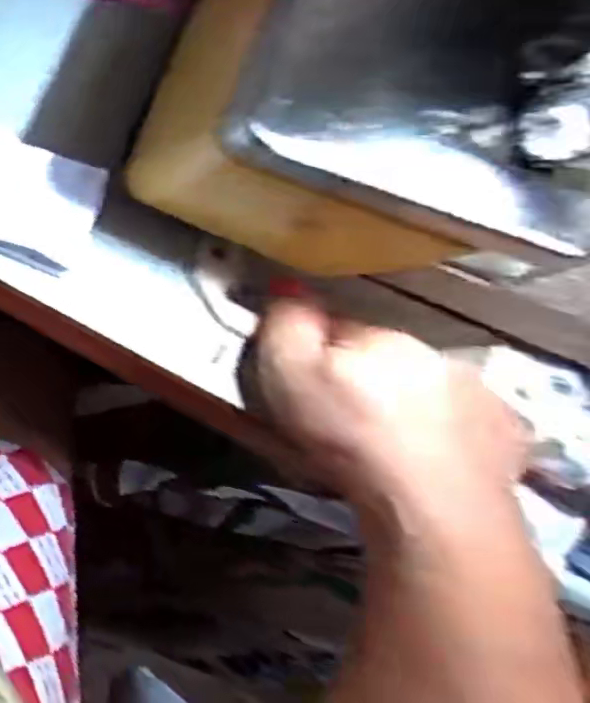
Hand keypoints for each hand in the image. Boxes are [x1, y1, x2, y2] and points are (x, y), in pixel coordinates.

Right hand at [250, 299, 527, 515]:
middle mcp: (438, 355)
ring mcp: (482, 396)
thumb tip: (288, 283)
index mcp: (383, 336)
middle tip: (328, 407)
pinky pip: (456, 418)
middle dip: (356, 372)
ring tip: (373, 430)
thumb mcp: (286, 367)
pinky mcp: (506, 437)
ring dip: (397, 397)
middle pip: (377, 355)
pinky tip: (416, 447)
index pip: (332, 325)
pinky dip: (434, 426)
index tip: (292, 375)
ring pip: (418, 385)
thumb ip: (285, 320)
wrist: (431, 507)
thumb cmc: (343, 429)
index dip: (306, 347)